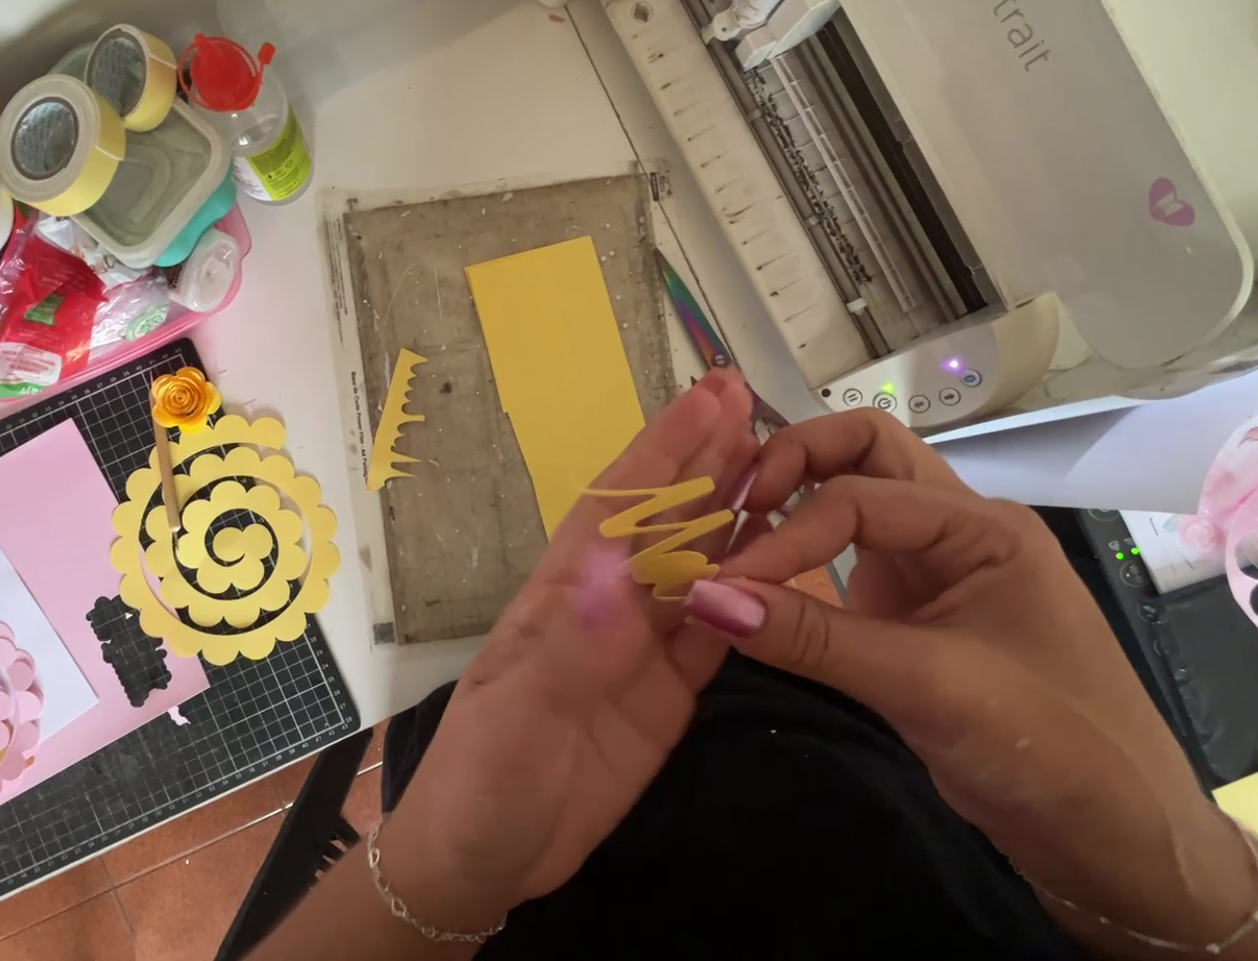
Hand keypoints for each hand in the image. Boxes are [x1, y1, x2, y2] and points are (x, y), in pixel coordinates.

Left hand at [377, 370, 758, 931]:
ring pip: (694, 564)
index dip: (660, 450)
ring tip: (773, 459)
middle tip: (744, 398)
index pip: (618, 508)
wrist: (483, 858)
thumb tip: (618, 574)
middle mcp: (603, 608)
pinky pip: (713, 629)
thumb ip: (570, 648)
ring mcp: (637, 649)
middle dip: (699, 458)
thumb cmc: (482, 780)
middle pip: (661, 521)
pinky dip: (744, 589)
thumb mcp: (518, 716)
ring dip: (729, 511)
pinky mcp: (665, 694)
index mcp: (562, 596)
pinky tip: (775, 558)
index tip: (704, 399)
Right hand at [687, 409, 1257, 950]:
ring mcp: (930, 564)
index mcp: (982, 527)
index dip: (787, 533)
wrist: (1118, 844)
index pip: (857, 497)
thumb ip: (810, 637)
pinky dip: (795, 544)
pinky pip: (842, 548)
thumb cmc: (1052, 752)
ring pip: (852, 489)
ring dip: (793, 491)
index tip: (726, 580)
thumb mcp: (927, 687)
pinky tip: (759, 569)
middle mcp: (955, 527)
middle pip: (865, 449)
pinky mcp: (905, 604)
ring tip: (735, 523)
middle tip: (734, 501)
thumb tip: (701, 596)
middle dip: (794, 458)